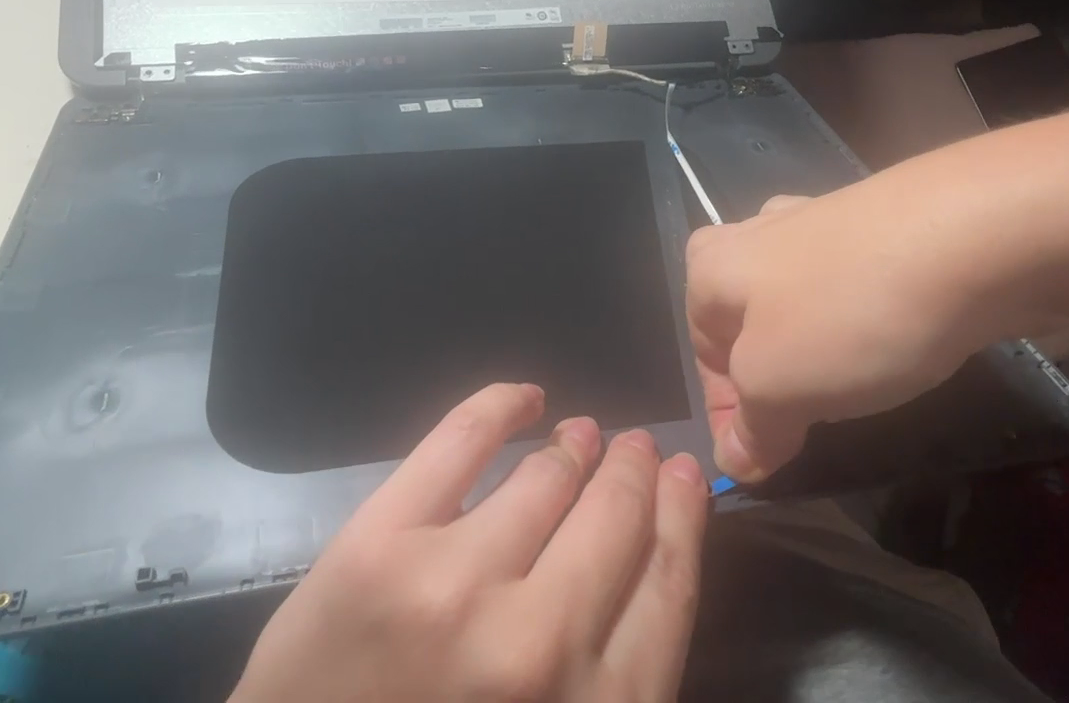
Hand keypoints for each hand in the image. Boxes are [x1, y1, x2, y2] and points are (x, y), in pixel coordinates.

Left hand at [231, 383, 709, 702]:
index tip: (686, 476)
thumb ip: (610, 671)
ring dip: (575, 447)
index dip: (682, 516)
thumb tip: (649, 555)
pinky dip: (500, 406)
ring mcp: (456, 583)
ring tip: (582, 432)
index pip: (666, 582)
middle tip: (638, 447)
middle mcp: (541, 642)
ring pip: (546, 479)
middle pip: (614, 520)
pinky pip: (461, 441)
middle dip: (633, 474)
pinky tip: (525, 398)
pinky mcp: (382, 542)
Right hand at [686, 164, 1054, 482]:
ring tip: (855, 380)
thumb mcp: (779, 389)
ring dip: (818, 348)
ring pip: (801, 303)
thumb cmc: (848, 316)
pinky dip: (866, 320)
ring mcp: (820, 222)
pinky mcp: (880, 224)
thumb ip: (750, 430)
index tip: (768, 461)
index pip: (704, 358)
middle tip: (809, 416)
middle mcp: (754, 235)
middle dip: (772, 375)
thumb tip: (733, 461)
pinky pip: (854, 286)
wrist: (973, 236)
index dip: (731, 417)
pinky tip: (898, 339)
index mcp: (710, 267)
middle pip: (748, 325)